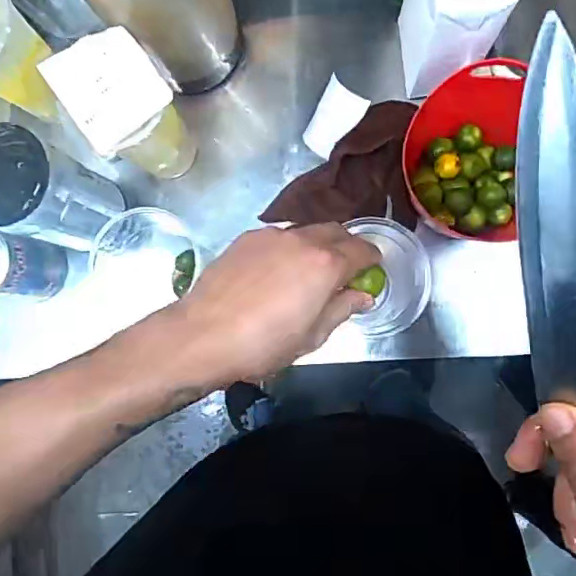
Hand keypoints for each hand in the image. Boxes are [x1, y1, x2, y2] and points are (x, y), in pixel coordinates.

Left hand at [157, 224, 380, 386]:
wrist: (202, 335)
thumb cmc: (264, 344)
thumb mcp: (313, 336)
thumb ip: (342, 309)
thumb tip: (362, 296)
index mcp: (326, 264)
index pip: (363, 249)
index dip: (372, 260)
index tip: (371, 272)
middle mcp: (302, 240)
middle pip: (337, 231)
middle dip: (347, 247)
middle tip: (345, 271)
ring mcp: (272, 235)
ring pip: (306, 231)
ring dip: (317, 245)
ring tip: (308, 271)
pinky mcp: (246, 238)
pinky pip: (279, 236)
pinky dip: (288, 248)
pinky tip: (276, 272)